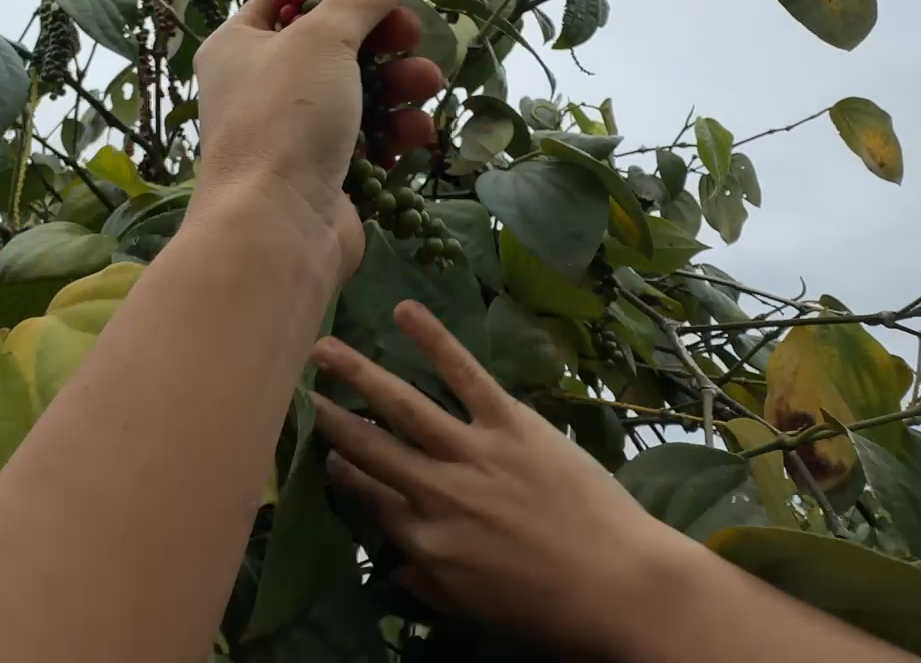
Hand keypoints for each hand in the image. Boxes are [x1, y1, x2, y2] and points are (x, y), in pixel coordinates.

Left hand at [190, 0, 443, 274]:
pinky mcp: (325, 170)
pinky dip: (393, 131)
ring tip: (426, 83)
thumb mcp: (322, 39)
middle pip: (334, 43)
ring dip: (398, 83)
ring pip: (358, 91)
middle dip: (381, 38)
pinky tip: (416, 133)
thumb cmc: (285, 117)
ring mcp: (293, 131)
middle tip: (410, 34)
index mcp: (240, 45)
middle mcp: (261, 85)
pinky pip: (367, 137)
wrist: (277, 225)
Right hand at [309, 300, 691, 657]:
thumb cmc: (551, 607)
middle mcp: (436, 491)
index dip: (341, 470)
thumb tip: (389, 570)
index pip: (368, 496)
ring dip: (358, 373)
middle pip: (370, 447)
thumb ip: (426, 587)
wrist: (624, 587)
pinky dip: (435, 340)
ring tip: (322, 348)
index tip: (318, 448)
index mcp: (426, 540)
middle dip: (329, 416)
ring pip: (402, 406)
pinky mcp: (509, 422)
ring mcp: (472, 452)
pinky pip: (465, 374)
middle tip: (297, 387)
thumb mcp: (477, 609)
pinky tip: (404, 311)